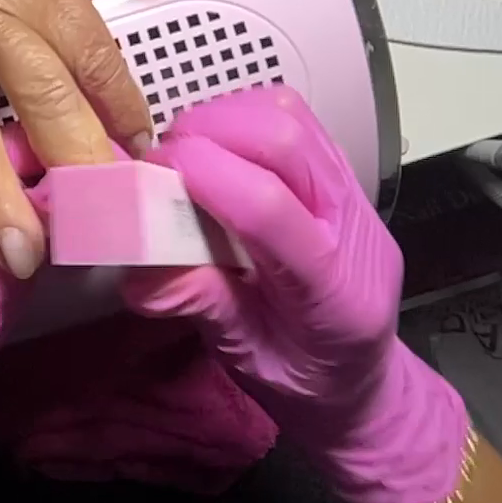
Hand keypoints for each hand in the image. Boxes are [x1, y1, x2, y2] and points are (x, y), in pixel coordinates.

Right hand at [120, 85, 470, 502]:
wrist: (365, 386)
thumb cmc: (304, 382)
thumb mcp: (246, 359)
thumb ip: (199, 305)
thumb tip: (137, 270)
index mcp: (332, 289)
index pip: (267, 205)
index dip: (201, 172)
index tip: (150, 171)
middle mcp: (353, 227)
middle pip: (284, 140)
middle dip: (208, 132)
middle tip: (163, 157)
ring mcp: (354, 194)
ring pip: (291, 116)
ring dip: (226, 117)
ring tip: (188, 149)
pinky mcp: (342, 173)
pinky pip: (296, 118)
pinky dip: (244, 116)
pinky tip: (218, 146)